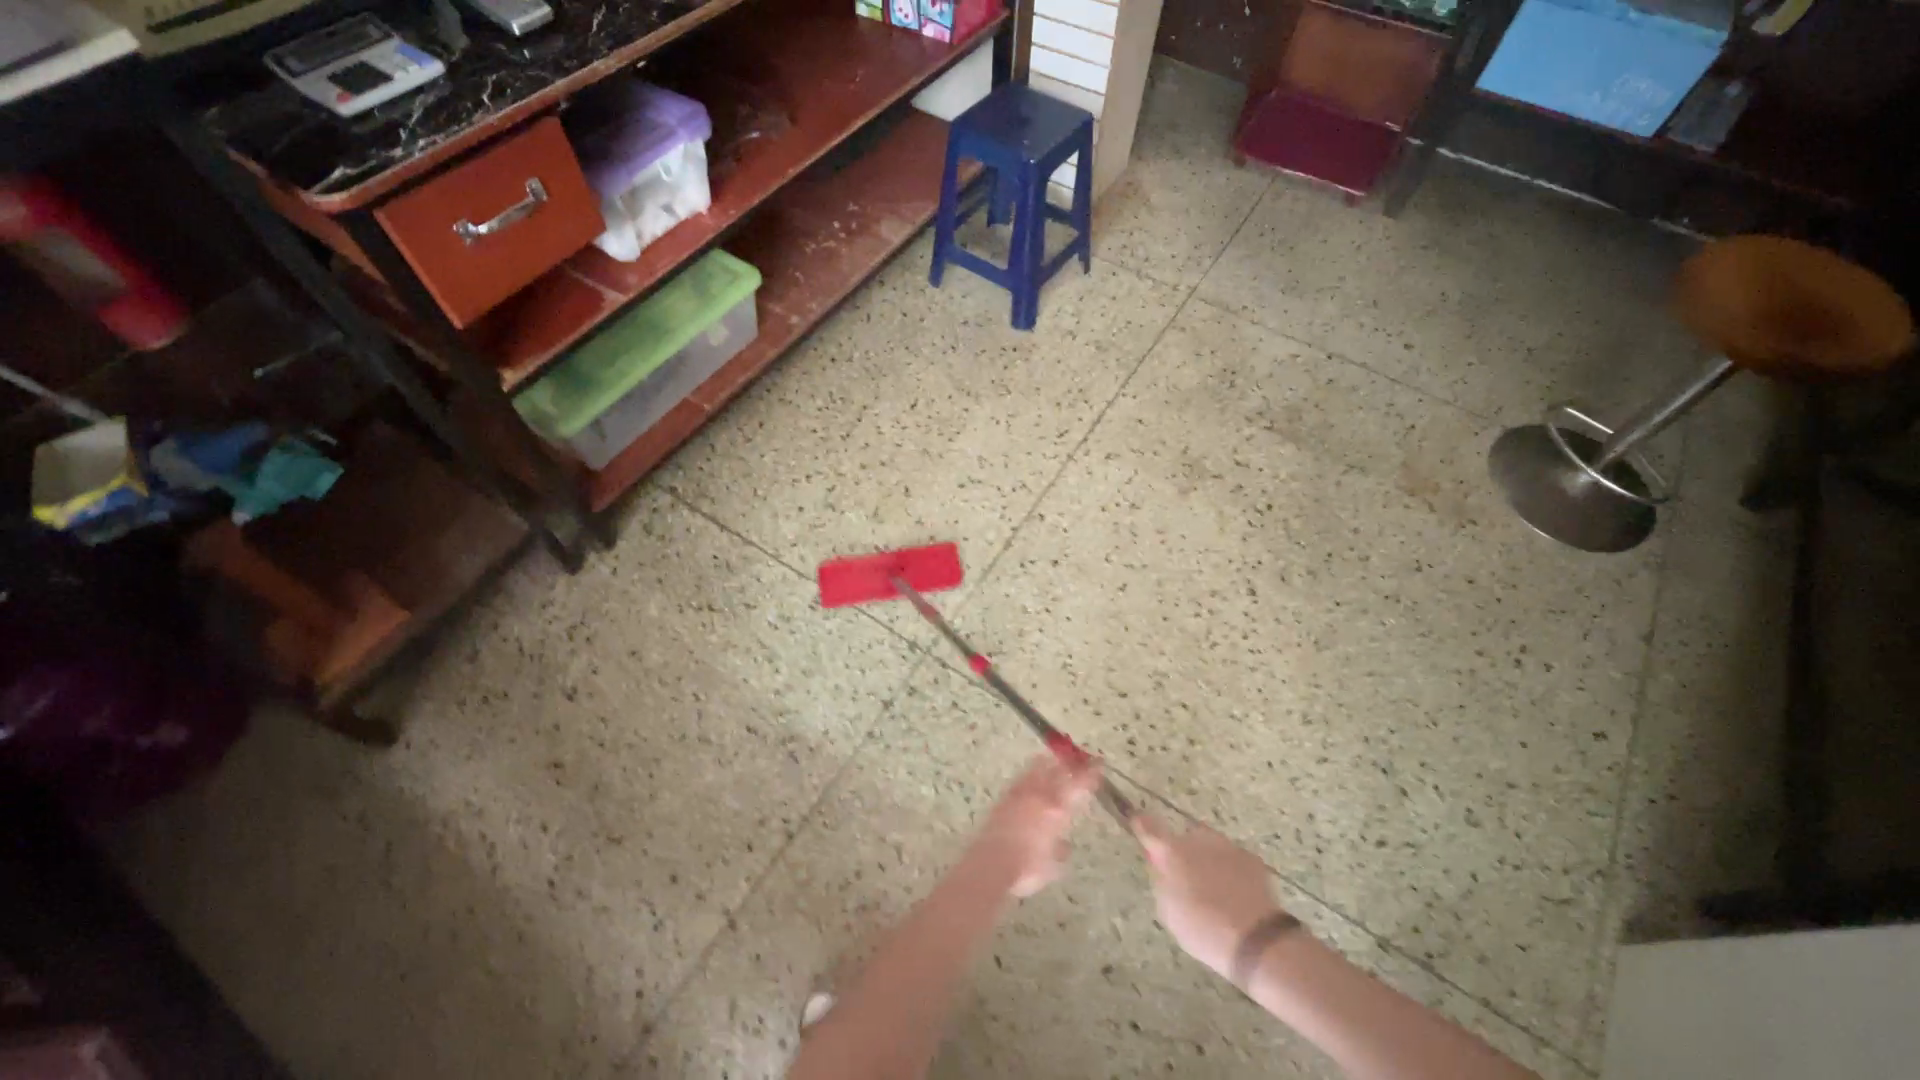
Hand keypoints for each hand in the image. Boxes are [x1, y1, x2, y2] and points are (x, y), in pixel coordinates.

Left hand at [972, 752, 1100, 897]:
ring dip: (1046, 763)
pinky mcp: (1002, 800)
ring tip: (1051, 757)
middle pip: (1057, 771)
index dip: (1090, 774)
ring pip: (1035, 770)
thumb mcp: (1052, 866)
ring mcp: (1019, 796)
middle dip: (1069, 763)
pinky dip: (1027, 774)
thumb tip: (1062, 846)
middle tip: (1078, 757)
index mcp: (1057, 811)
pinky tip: (1027, 775)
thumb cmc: (1027, 868)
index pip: (1079, 786)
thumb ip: (1059, 851)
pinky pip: (1019, 780)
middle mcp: (1039, 797)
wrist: (990, 864)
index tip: (1099, 764)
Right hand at [1133, 815, 1285, 978]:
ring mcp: (1228, 847)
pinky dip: (1230, 871)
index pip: (1150, 828)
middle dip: (1185, 852)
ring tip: (1216, 891)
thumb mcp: (1168, 910)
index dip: (1142, 824)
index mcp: (1173, 853)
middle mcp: (1199, 841)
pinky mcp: (1252, 859)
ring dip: (1208, 860)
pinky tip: (1236, 894)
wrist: (1254, 940)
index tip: (1137, 820)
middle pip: (1186, 838)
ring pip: (1211, 847)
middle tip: (1188, 879)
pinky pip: (1233, 859)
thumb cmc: (1202, 928)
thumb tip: (1164, 868)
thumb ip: (1163, 882)